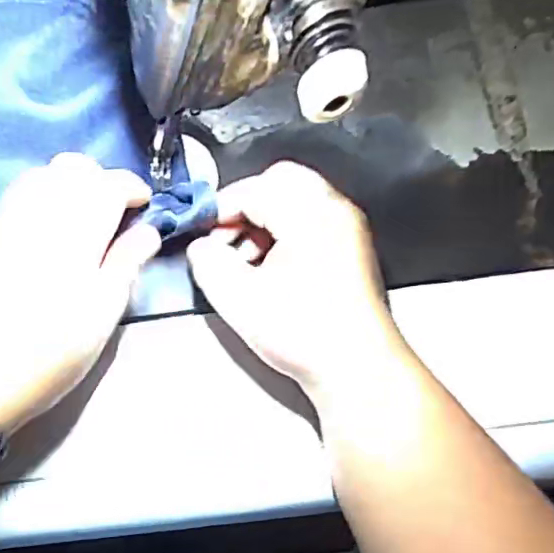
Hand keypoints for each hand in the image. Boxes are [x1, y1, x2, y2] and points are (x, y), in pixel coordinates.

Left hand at [0, 153, 163, 432]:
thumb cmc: (46, 355)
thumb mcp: (100, 318)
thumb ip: (125, 266)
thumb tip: (147, 231)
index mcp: (76, 228)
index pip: (110, 184)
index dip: (133, 189)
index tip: (145, 208)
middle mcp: (39, 211)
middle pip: (74, 170)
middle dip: (102, 182)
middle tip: (116, 216)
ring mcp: (5, 221)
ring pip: (42, 176)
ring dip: (69, 185)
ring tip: (82, 221)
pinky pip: (18, 196)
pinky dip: (41, 196)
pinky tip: (47, 230)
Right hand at [186, 162, 414, 401]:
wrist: (355, 367)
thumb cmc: (304, 333)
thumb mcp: (239, 298)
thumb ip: (209, 263)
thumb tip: (200, 248)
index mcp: (310, 212)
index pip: (254, 188)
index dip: (219, 209)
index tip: (198, 234)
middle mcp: (335, 211)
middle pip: (279, 185)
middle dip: (243, 210)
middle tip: (219, 243)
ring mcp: (347, 231)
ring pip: (295, 204)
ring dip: (261, 225)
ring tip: (241, 265)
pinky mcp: (350, 253)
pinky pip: (310, 227)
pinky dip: (283, 238)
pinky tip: (267, 274)